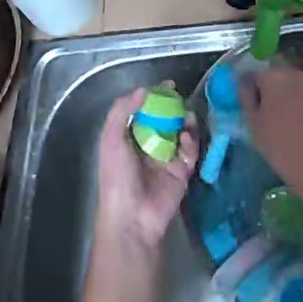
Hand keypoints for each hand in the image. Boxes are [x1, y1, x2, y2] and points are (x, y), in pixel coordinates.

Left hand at [96, 86, 197, 250]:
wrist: (132, 215)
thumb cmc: (117, 175)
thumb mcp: (111, 138)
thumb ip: (122, 110)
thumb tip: (142, 89)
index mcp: (130, 137)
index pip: (145, 112)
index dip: (155, 98)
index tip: (167, 86)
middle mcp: (149, 145)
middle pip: (166, 120)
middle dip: (174, 108)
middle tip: (181, 98)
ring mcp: (167, 158)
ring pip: (181, 133)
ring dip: (185, 122)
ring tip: (187, 114)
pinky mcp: (182, 171)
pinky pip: (190, 151)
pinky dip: (191, 141)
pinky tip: (186, 135)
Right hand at [237, 69, 302, 192]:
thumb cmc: (278, 143)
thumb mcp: (252, 121)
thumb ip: (245, 97)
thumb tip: (243, 84)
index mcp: (273, 74)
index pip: (249, 71)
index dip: (242, 84)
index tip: (240, 100)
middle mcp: (291, 72)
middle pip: (267, 71)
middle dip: (258, 83)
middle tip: (252, 105)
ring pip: (280, 79)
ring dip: (271, 89)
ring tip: (265, 110)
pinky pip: (292, 88)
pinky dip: (283, 95)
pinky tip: (279, 113)